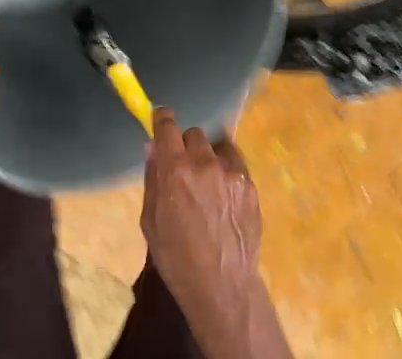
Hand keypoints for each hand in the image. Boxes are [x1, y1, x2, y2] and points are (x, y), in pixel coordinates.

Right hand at [142, 109, 263, 323]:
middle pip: (194, 135)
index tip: (160, 116)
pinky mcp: (250, 184)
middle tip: (183, 169)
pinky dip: (226, 174)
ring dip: (208, 159)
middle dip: (186, 146)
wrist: (221, 285)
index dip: (162, 119)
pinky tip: (223, 199)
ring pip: (217, 149)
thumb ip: (152, 179)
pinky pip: (235, 166)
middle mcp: (205, 163)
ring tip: (207, 187)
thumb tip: (152, 147)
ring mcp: (232, 173)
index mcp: (176, 171)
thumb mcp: (151, 222)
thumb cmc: (176, 258)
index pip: (168, 127)